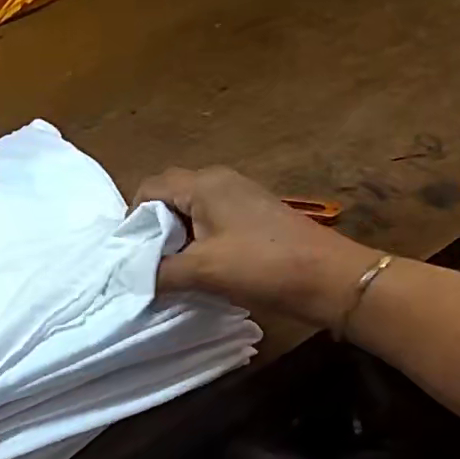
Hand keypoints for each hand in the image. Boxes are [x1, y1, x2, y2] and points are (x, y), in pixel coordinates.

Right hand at [135, 166, 385, 328]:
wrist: (329, 278)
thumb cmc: (261, 265)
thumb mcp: (203, 270)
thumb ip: (159, 271)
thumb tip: (129, 278)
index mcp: (202, 183)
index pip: (149, 188)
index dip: (133, 219)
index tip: (130, 253)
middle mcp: (219, 180)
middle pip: (170, 196)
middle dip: (154, 227)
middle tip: (148, 261)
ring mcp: (241, 196)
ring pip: (192, 209)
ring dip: (178, 236)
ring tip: (173, 268)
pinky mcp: (255, 215)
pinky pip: (213, 220)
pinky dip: (199, 239)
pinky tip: (203, 267)